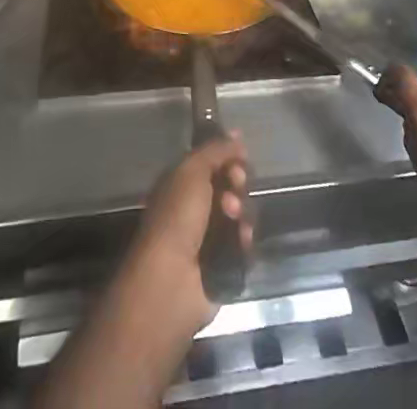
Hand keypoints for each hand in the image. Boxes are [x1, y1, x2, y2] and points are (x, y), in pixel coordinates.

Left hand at [119, 133, 251, 332]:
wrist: (172, 279)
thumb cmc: (177, 218)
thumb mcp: (192, 172)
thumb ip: (215, 150)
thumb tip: (236, 136)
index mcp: (180, 184)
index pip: (212, 162)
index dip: (228, 157)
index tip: (240, 157)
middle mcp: (194, 208)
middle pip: (230, 186)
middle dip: (237, 184)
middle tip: (234, 188)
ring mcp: (209, 236)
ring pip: (240, 213)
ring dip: (242, 211)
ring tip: (232, 219)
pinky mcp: (224, 262)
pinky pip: (244, 242)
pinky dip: (244, 239)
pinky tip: (240, 241)